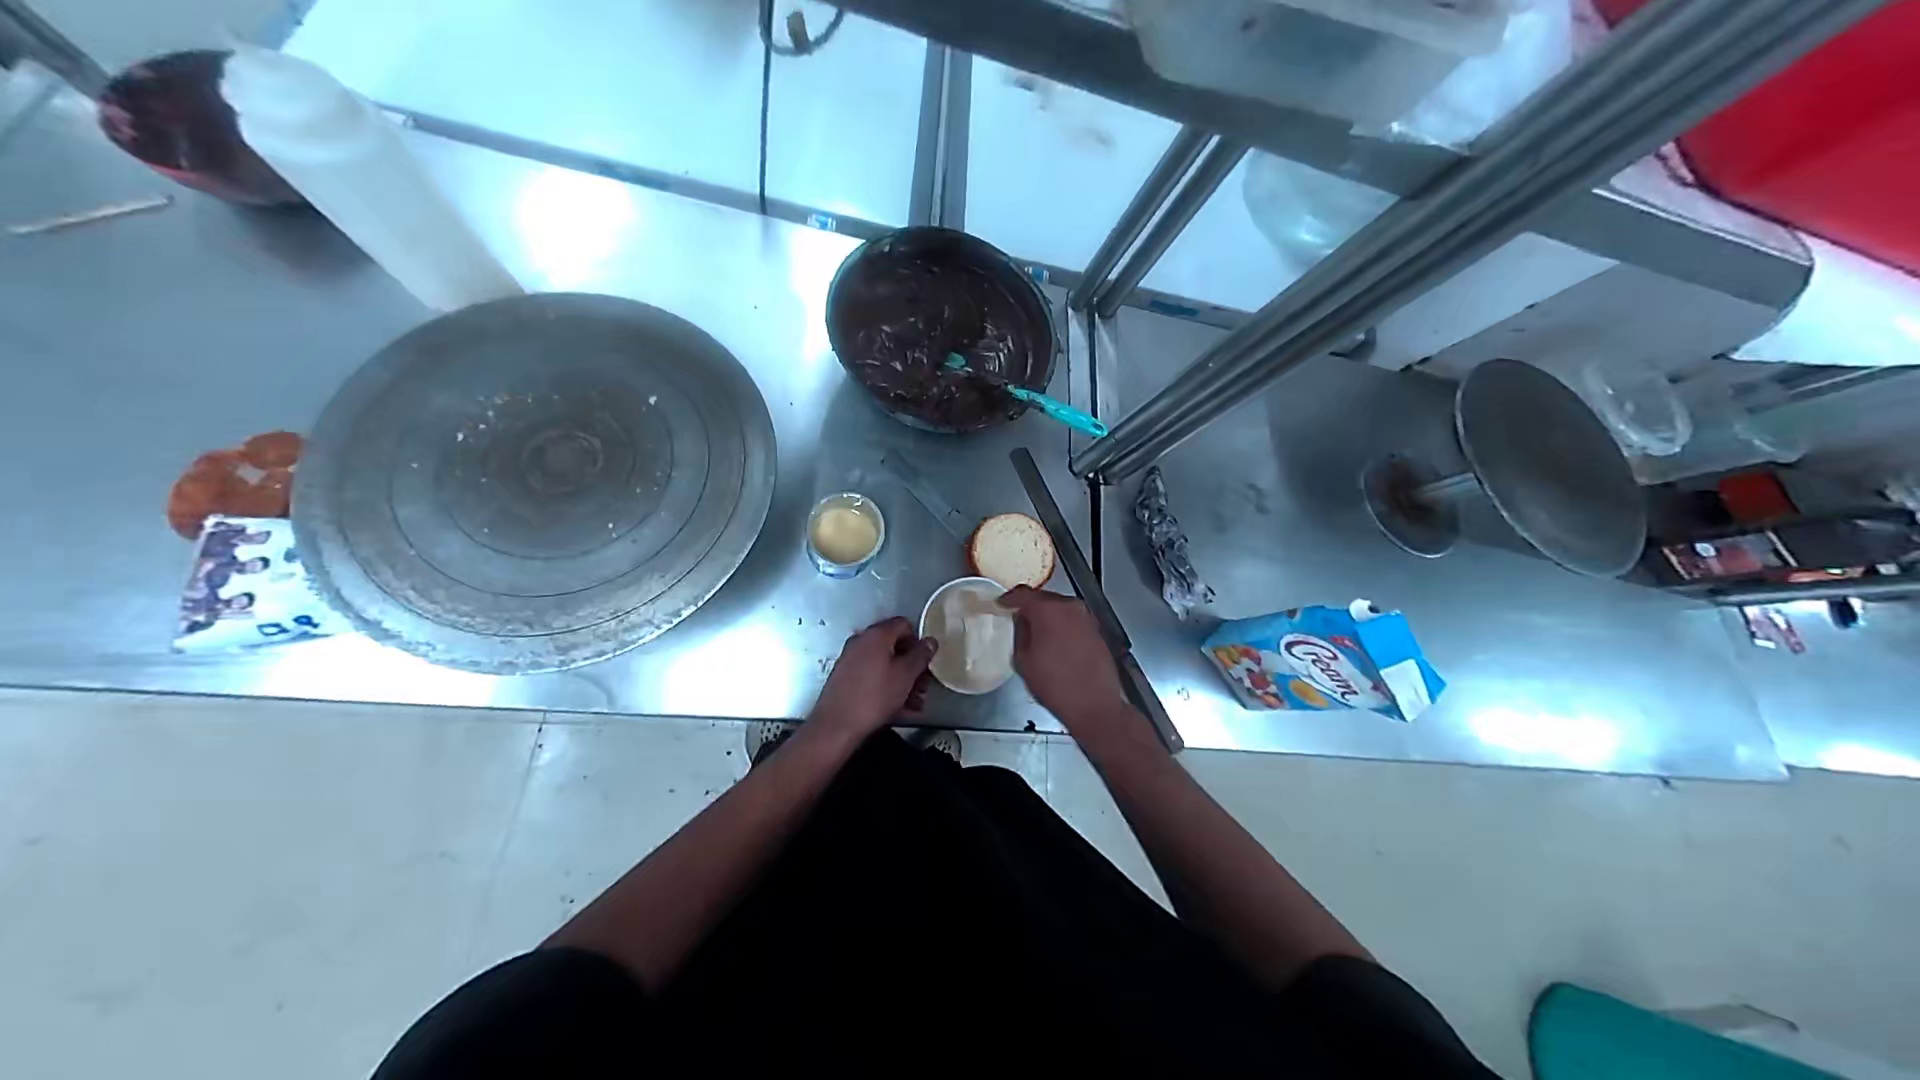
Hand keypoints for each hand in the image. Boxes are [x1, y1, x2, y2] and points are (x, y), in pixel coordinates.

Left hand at [809, 616, 937, 738]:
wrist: (837, 726)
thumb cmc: (873, 697)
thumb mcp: (906, 675)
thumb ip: (921, 655)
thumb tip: (930, 642)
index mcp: (876, 635)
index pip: (904, 624)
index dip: (918, 642)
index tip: (925, 661)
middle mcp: (860, 642)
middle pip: (894, 646)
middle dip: (912, 666)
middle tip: (922, 685)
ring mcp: (850, 660)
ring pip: (884, 664)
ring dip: (902, 681)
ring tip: (913, 703)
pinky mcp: (844, 679)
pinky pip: (872, 677)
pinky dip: (886, 687)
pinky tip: (897, 708)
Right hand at [999, 587, 1130, 729]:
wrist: (1095, 705)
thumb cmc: (1056, 685)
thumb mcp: (1024, 660)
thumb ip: (1020, 632)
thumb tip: (1022, 621)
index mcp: (1048, 610)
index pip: (1023, 594)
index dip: (1009, 598)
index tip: (1002, 604)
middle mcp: (1070, 607)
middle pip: (1044, 599)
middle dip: (1030, 607)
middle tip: (1017, 619)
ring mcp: (1087, 617)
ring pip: (1060, 609)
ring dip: (1047, 616)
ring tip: (1036, 633)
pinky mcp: (1097, 629)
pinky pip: (1073, 620)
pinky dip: (1062, 625)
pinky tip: (1055, 642)